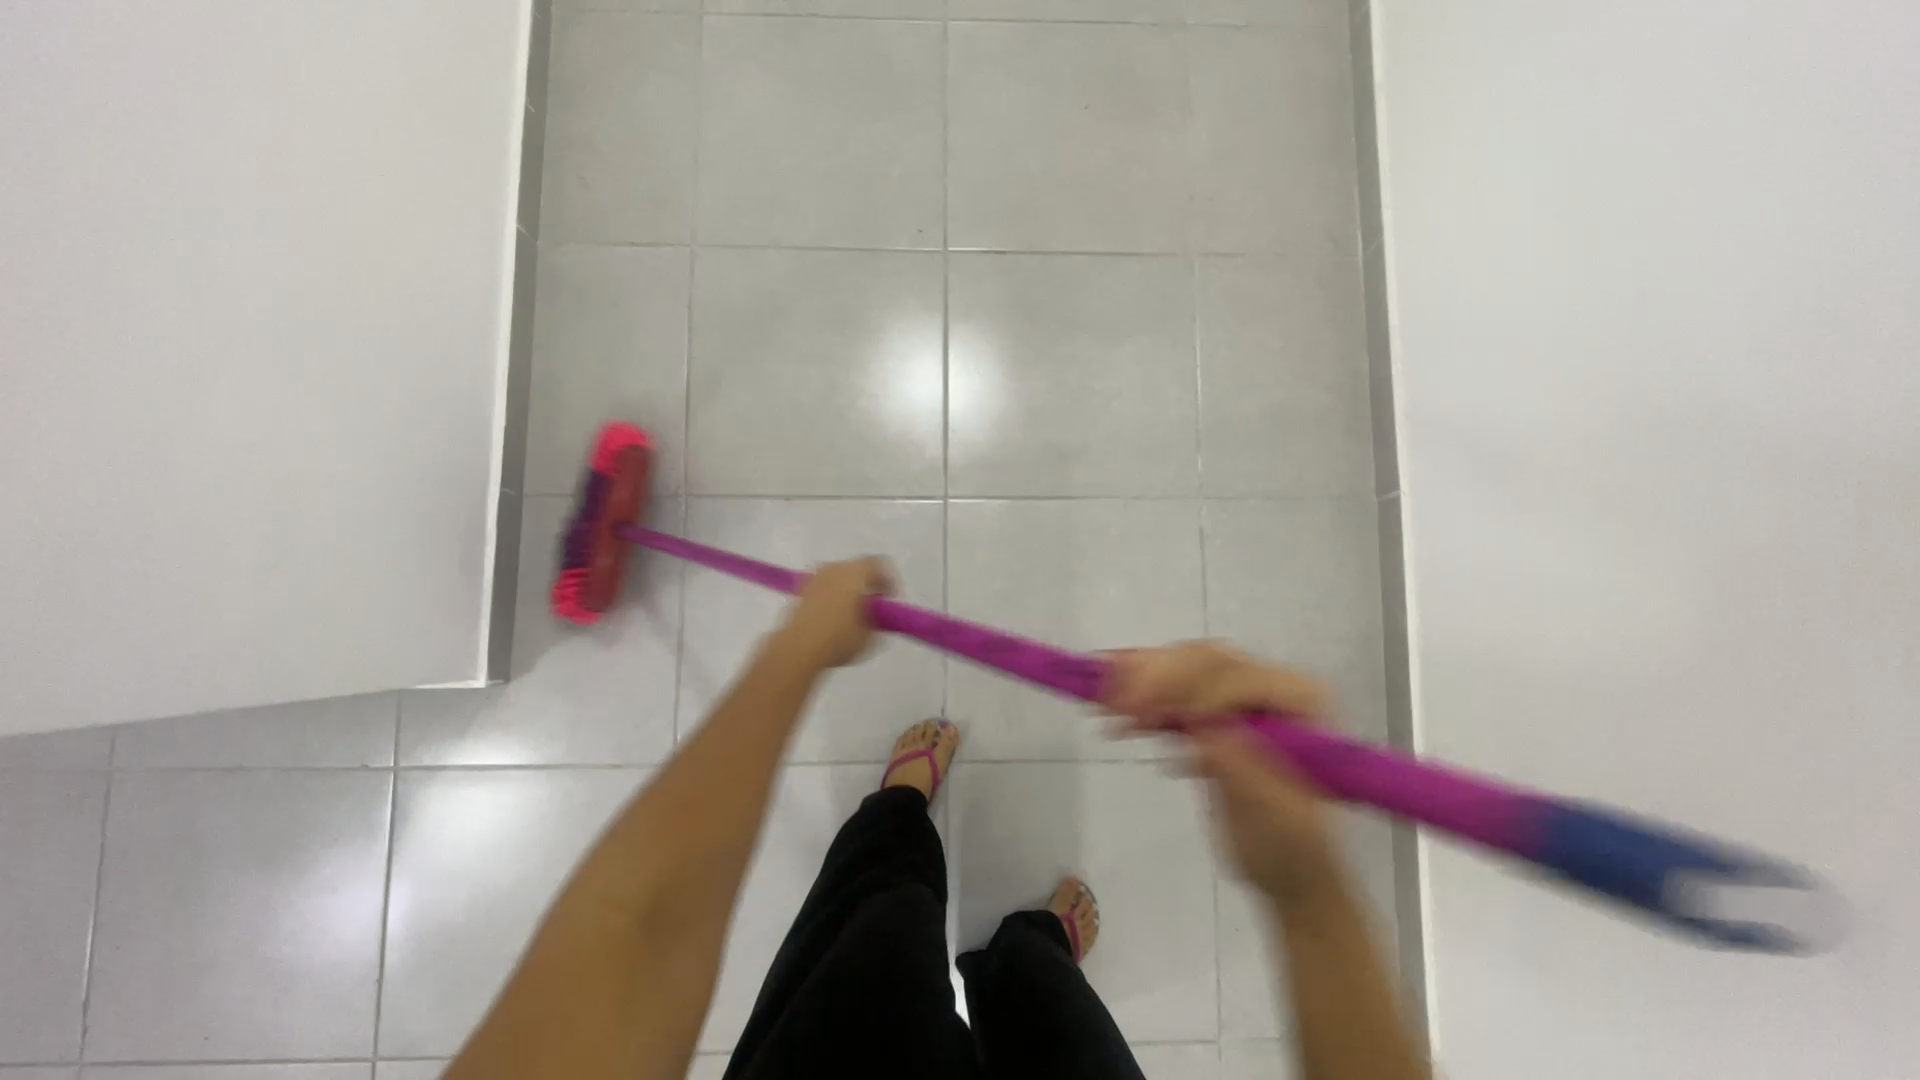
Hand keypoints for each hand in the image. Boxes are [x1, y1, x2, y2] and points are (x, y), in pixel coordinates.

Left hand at [775, 557, 893, 668]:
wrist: (796, 648)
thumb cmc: (839, 639)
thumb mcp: (872, 634)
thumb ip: (881, 617)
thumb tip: (880, 612)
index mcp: (855, 572)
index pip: (879, 564)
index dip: (889, 580)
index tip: (890, 601)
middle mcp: (834, 567)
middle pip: (858, 568)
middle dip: (868, 584)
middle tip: (873, 608)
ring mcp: (814, 577)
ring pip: (839, 577)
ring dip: (849, 590)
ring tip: (852, 615)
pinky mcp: (799, 591)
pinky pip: (823, 587)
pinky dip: (831, 596)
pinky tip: (832, 618)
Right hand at [1104, 642, 1342, 907]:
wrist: (1289, 871)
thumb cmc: (1289, 851)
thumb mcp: (1273, 818)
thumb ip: (1243, 767)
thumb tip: (1204, 727)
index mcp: (1301, 704)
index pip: (1240, 679)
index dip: (1192, 691)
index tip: (1147, 718)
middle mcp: (1273, 687)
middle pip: (1206, 662)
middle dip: (1156, 678)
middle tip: (1112, 706)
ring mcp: (1240, 695)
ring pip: (1184, 665)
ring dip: (1139, 680)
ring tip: (1101, 704)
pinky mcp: (1211, 709)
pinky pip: (1173, 685)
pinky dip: (1138, 689)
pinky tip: (1107, 700)